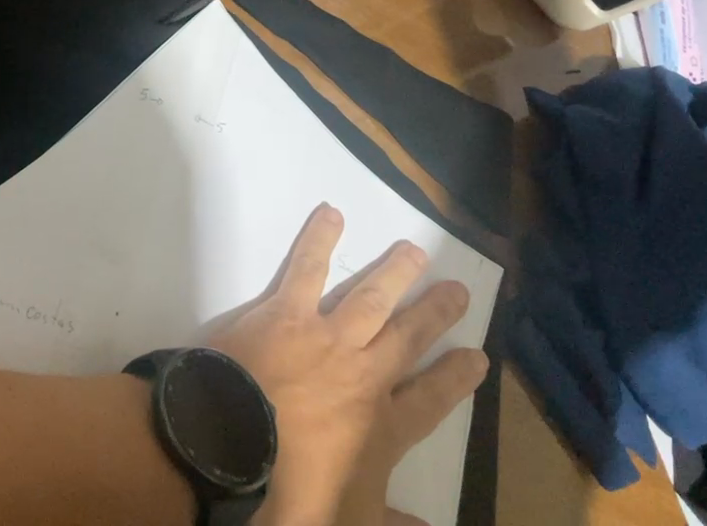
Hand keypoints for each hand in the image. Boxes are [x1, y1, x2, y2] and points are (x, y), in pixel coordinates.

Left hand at [210, 204, 488, 525]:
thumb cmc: (285, 491)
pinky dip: (319, 238)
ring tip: (415, 251)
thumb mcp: (348, 519)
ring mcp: (324, 336)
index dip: (455, 380)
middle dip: (435, 315)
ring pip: (369, 297)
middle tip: (459, 291)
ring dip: (394, 274)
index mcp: (380, 427)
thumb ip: (389, 521)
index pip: (431, 401)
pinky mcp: (284, 310)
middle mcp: (362, 373)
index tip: (478, 359)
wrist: (228, 446)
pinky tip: (331, 213)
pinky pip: (305, 267)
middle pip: (407, 338)